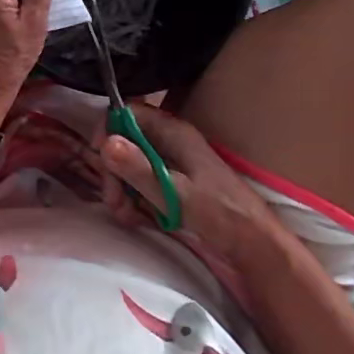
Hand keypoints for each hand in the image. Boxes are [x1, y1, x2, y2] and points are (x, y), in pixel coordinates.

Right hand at [97, 103, 283, 263]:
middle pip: (127, 140)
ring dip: (122, 189)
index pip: (130, 112)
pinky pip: (143, 183)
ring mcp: (173, 163)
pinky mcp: (174, 184)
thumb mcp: (174, 192)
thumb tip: (106, 143)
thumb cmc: (218, 212)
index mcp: (174, 132)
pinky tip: (136, 219)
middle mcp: (171, 142)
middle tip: (114, 201)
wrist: (252, 241)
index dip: (110, 128)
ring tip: (125, 215)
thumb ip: (139, 168)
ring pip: (132, 165)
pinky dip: (135, 199)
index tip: (100, 156)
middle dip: (114, 169)